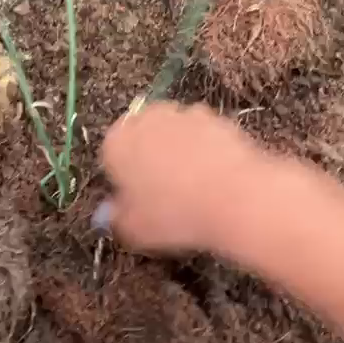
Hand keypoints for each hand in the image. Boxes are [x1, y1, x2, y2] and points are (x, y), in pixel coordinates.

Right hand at [97, 101, 271, 254]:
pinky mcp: (210, 115)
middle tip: (163, 194)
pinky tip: (214, 175)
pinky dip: (202, 147)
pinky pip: (198, 132)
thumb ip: (117, 218)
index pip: (109, 156)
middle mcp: (143, 118)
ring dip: (176, 150)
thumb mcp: (136, 229)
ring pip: (170, 132)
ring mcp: (179, 112)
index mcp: (116, 142)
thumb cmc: (175, 214)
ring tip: (193, 187)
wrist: (234, 196)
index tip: (136, 199)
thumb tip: (110, 214)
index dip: (123, 179)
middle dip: (147, 158)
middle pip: (139, 137)